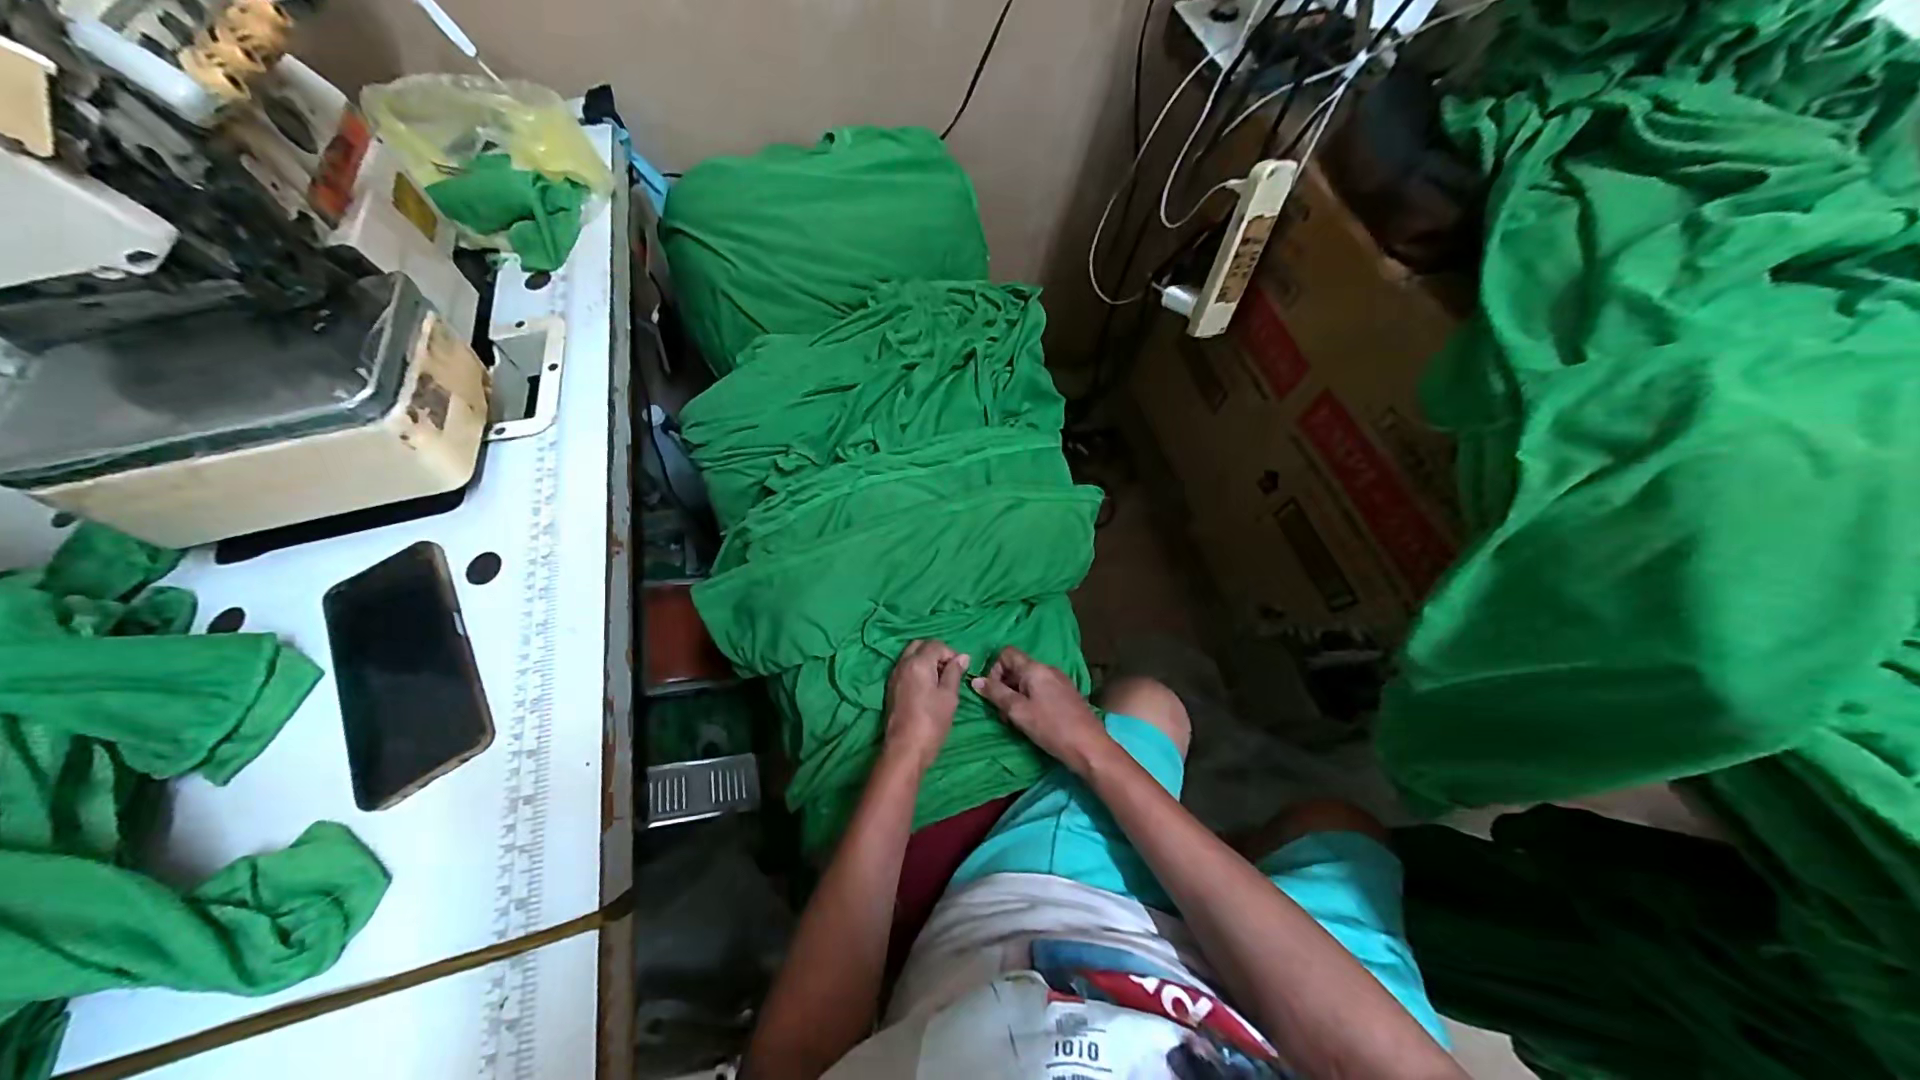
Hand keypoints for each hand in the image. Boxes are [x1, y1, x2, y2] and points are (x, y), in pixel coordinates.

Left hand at [883, 639, 968, 769]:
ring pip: (910, 656)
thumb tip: (962, 657)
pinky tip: (927, 687)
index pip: (936, 645)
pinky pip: (905, 668)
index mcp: (918, 663)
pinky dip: (917, 669)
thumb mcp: (949, 696)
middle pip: (920, 645)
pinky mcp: (891, 688)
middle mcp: (902, 664)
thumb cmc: (932, 722)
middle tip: (949, 670)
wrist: (905, 749)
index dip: (951, 653)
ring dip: (926, 660)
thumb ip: (954, 673)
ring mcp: (894, 676)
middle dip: (936, 652)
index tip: (960, 669)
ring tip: (940, 680)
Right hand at [971, 647, 1111, 775]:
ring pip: (1028, 680)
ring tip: (1016, 719)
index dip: (994, 669)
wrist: (1089, 747)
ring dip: (1016, 696)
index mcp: (1036, 669)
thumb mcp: (1018, 711)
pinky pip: (1041, 689)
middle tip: (1002, 712)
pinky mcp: (1066, 695)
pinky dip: (1030, 700)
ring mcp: (1060, 681)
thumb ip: (996, 694)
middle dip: (1004, 686)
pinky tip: (1032, 720)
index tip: (993, 692)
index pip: (1007, 653)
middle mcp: (1048, 669)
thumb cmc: (1051, 727)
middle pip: (1017, 667)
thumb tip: (976, 680)